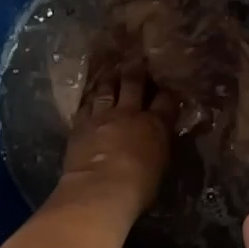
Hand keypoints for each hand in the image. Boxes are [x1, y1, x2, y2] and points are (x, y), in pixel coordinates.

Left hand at [55, 69, 174, 215]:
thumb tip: (159, 140)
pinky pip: (85, 105)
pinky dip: (90, 98)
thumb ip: (160, 147)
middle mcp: (129, 113)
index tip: (168, 86)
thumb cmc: (139, 186)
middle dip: (137, 71)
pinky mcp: (80, 124)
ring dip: (110, 79)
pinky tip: (90, 95)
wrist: (101, 188)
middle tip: (137, 59)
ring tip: (112, 70)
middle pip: (134, 85)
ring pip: (106, 89)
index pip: (166, 101)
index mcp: (155, 125)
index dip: (168, 92)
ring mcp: (102, 115)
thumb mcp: (161, 166)